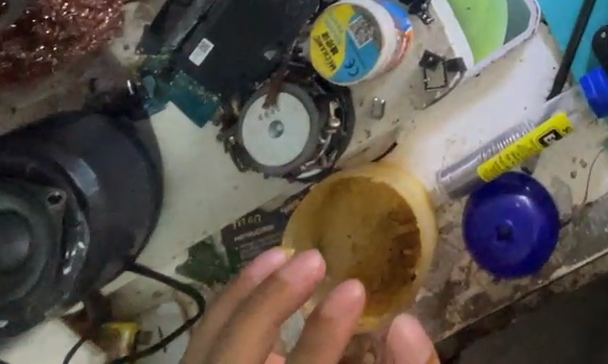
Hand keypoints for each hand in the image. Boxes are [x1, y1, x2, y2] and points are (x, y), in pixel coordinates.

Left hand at [182, 248, 438, 363]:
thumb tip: (404, 328)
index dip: (320, 342)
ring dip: (240, 302)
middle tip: (318, 260)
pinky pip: (203, 356)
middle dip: (269, 309)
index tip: (354, 289)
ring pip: (205, 358)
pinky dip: (224, 317)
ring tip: (283, 255)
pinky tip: (256, 281)